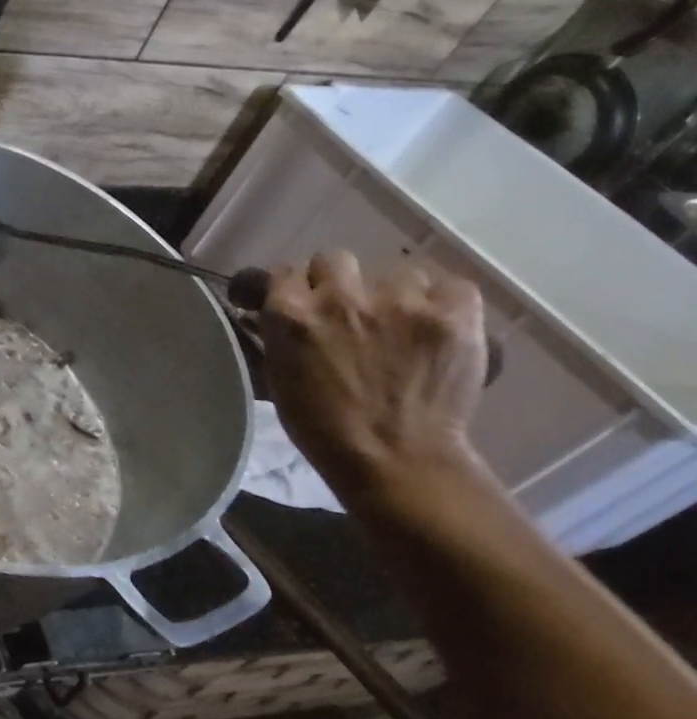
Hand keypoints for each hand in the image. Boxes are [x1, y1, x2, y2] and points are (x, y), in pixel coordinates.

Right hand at [259, 250, 487, 490]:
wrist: (395, 459)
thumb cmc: (322, 426)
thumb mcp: (277, 376)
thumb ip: (275, 335)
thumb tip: (266, 311)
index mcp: (290, 314)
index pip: (284, 271)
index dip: (293, 287)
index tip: (298, 302)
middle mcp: (341, 297)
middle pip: (334, 259)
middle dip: (338, 282)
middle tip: (347, 312)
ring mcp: (401, 303)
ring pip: (395, 274)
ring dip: (393, 295)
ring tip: (400, 326)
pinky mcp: (453, 314)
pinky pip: (449, 286)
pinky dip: (443, 302)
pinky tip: (436, 327)